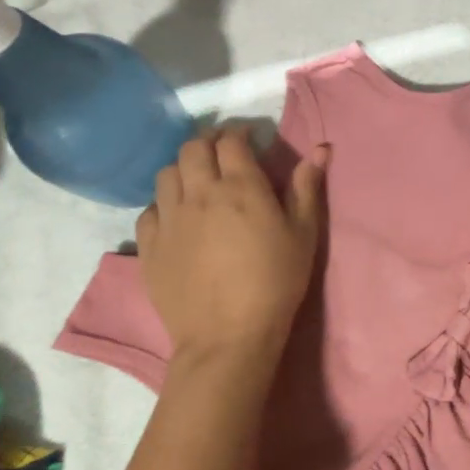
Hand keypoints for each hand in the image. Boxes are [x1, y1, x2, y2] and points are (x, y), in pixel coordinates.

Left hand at [135, 127, 329, 365]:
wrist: (228, 335)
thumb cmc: (276, 279)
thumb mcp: (304, 231)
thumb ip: (308, 185)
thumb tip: (321, 148)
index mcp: (241, 187)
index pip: (230, 141)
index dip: (239, 133)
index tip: (250, 139)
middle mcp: (200, 195)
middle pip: (191, 148)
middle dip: (208, 143)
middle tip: (224, 154)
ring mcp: (169, 221)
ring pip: (165, 174)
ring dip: (184, 169)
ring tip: (199, 182)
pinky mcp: (149, 247)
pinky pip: (148, 210)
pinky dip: (164, 204)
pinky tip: (179, 217)